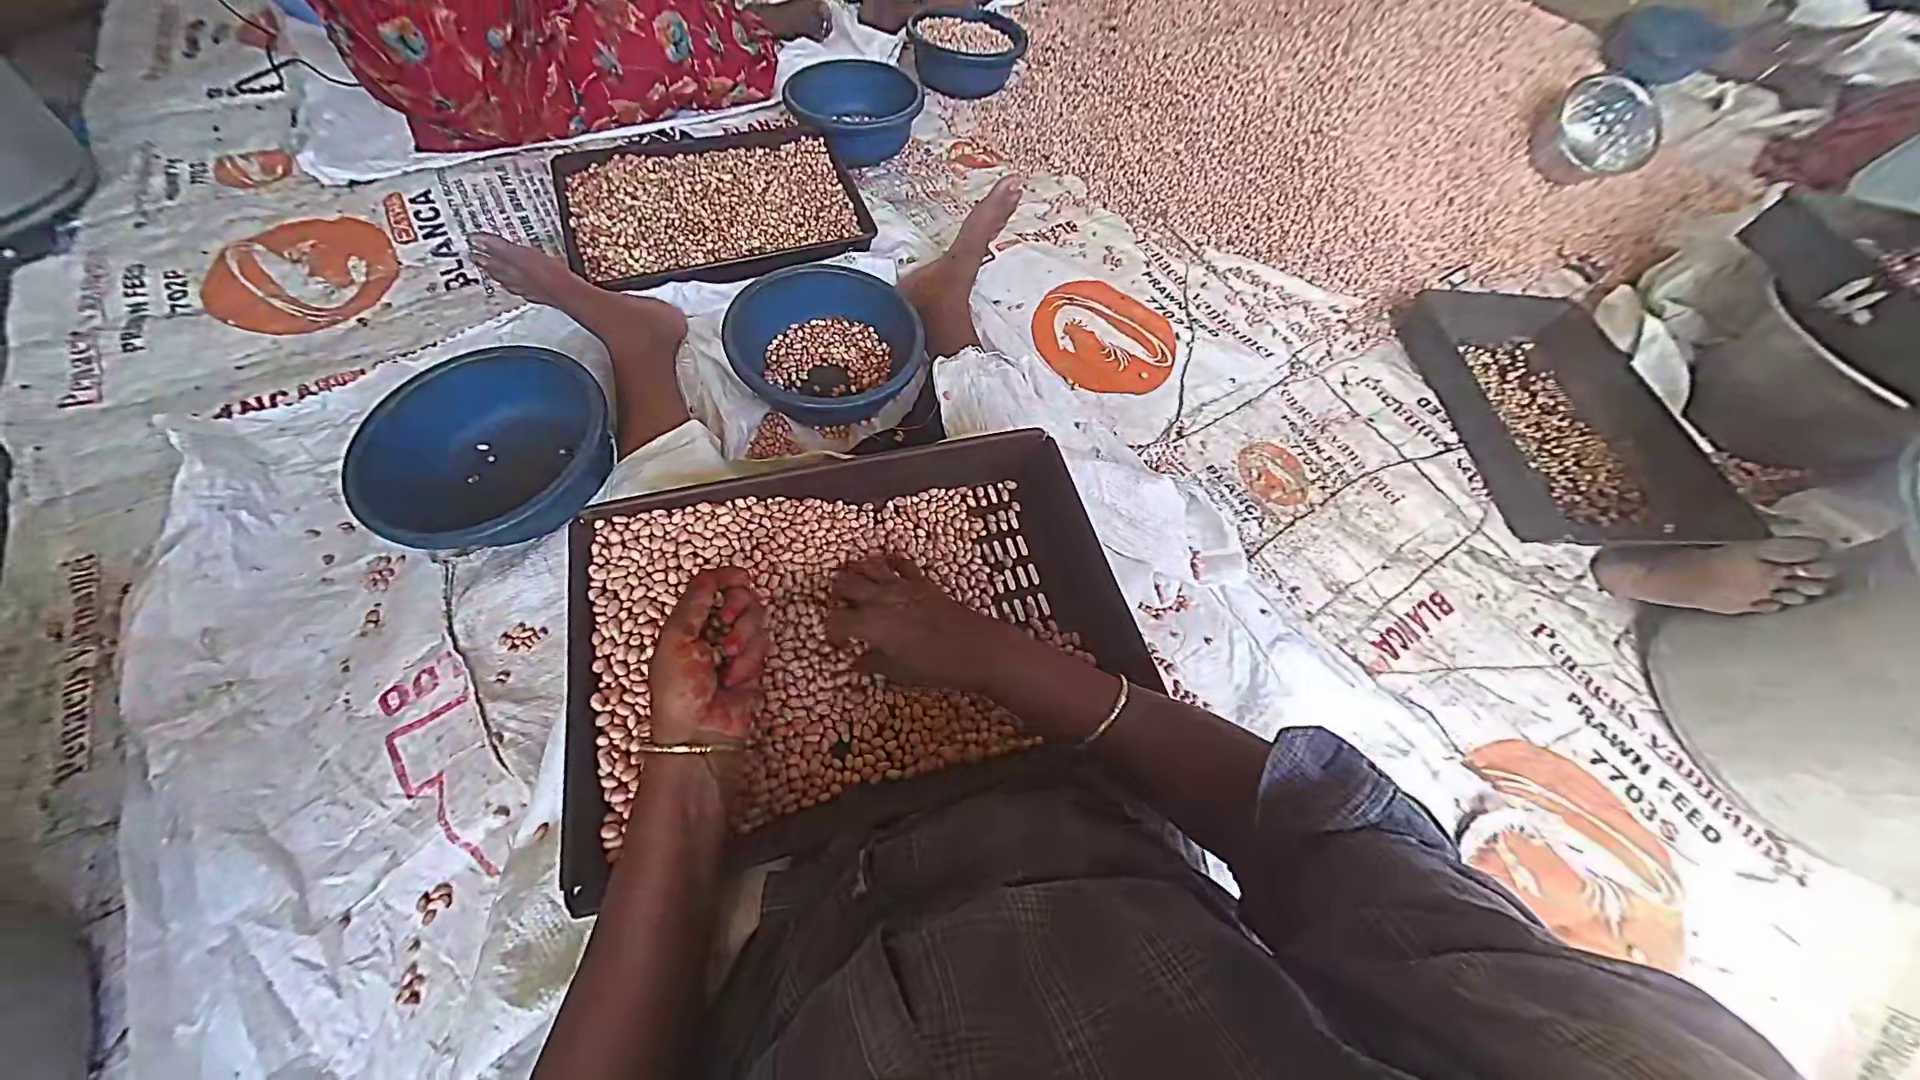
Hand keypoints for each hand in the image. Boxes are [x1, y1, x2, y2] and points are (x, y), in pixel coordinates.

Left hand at [649, 569, 767, 748]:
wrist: (700, 730)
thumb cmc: (678, 691)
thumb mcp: (675, 641)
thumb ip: (692, 605)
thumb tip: (709, 577)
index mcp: (689, 621)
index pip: (711, 586)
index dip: (725, 576)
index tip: (740, 576)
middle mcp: (713, 629)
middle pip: (740, 595)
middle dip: (738, 606)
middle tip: (726, 621)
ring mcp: (736, 644)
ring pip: (756, 617)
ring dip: (743, 635)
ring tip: (728, 657)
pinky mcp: (754, 660)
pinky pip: (763, 643)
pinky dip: (750, 658)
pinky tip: (735, 677)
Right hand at [827, 555, 1021, 692]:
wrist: (975, 648)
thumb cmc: (934, 666)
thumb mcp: (899, 672)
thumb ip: (874, 663)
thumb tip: (857, 662)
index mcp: (870, 624)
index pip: (836, 620)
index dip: (831, 631)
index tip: (838, 642)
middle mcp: (880, 599)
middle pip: (844, 584)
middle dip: (836, 595)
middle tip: (840, 608)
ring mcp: (902, 586)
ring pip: (867, 567)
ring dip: (856, 573)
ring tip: (854, 583)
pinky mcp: (922, 582)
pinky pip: (900, 563)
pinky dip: (889, 562)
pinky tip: (886, 566)